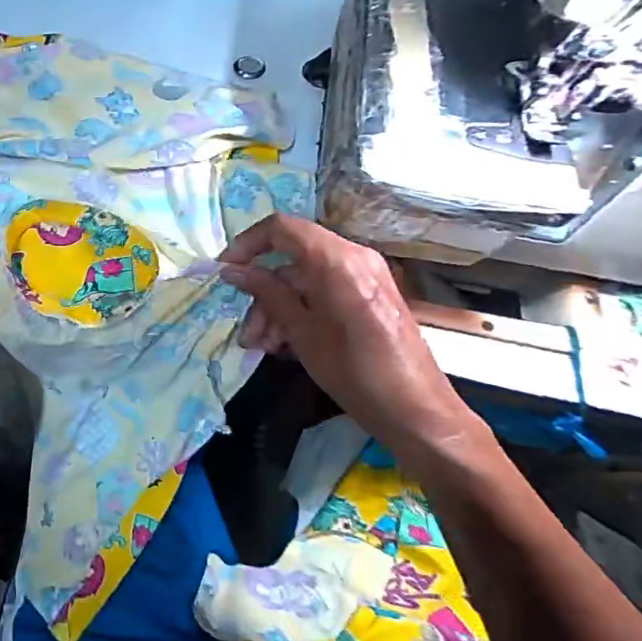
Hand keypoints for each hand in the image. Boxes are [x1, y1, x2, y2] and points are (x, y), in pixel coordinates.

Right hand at [219, 215, 497, 477]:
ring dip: (277, 308)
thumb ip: (267, 293)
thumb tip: (232, 270)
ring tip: (263, 347)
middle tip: (247, 333)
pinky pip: (324, 290)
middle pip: (291, 258)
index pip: (281, 228)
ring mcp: (366, 275)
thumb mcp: (302, 333)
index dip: (246, 245)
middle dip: (262, 292)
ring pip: (304, 278)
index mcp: (337, 261)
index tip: (225, 273)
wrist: (416, 412)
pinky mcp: (371, 295)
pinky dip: (300, 311)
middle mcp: (354, 257)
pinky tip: (286, 345)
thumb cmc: (355, 373)